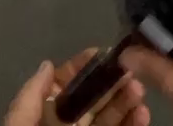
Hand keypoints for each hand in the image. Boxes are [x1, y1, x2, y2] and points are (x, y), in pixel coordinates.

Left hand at [5, 49, 149, 125]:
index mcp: (44, 120)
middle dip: (111, 85)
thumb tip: (48, 64)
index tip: (101, 53)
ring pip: (109, 122)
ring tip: (140, 93)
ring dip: (126, 105)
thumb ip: (29, 98)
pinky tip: (143, 116)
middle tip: (131, 73)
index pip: (63, 87)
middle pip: (92, 102)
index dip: (81, 69)